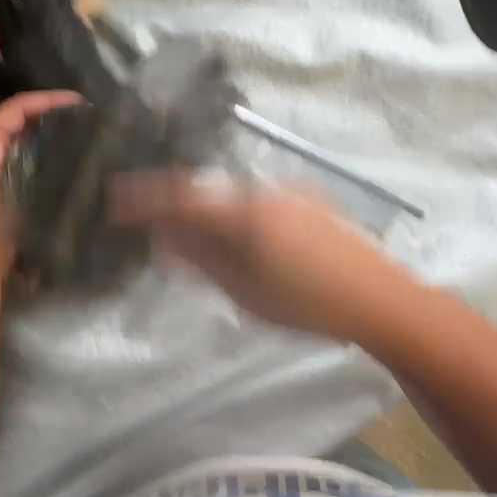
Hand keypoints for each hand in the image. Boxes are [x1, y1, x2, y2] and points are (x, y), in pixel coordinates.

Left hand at [0, 91, 84, 284]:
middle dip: (50, 112)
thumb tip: (75, 137)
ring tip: (81, 130)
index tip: (83, 104)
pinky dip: (40, 147)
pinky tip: (65, 155)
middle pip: (18, 116)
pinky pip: (19, 151)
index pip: (19, 106)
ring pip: (19, 133)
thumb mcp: (21, 186)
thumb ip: (41, 157)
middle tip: (87, 115)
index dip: (50, 100)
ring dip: (47, 129)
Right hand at [111, 175, 423, 344]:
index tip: (114, 199)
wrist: (383, 301)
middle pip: (204, 192)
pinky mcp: (311, 203)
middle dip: (173, 208)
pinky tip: (240, 243)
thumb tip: (161, 236)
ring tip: (193, 244)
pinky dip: (234, 217)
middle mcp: (265, 191)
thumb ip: (199, 258)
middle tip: (152, 230)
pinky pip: (257, 202)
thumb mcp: (242, 290)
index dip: (143, 197)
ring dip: (205, 214)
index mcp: (244, 212)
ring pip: (232, 197)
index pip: (180, 196)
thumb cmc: (306, 305)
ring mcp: (292, 193)